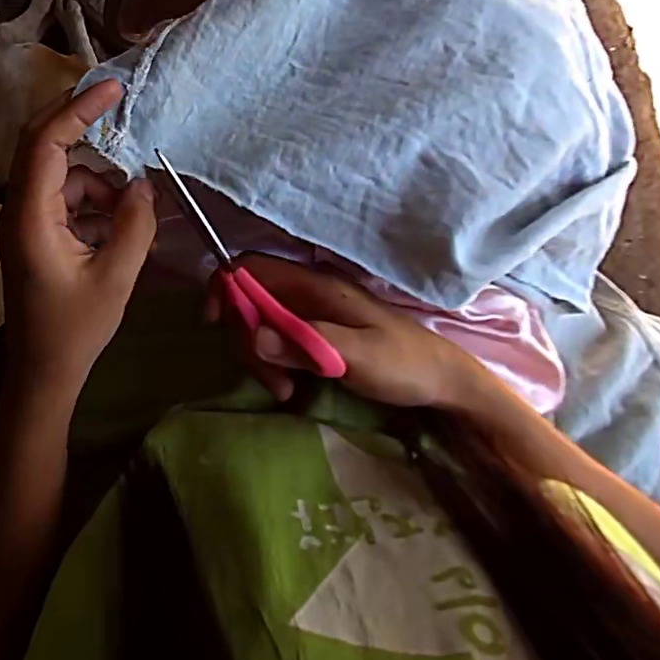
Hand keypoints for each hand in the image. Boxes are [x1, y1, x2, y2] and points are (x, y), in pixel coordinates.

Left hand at [0, 81, 156, 399]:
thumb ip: (135, 224)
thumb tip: (144, 184)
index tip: (114, 89)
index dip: (78, 108)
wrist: (43, 372)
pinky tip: (118, 226)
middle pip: (41, 145)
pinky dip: (93, 202)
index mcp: (30, 216)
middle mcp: (19, 209)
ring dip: (97, 180)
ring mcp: (24, 221)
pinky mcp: (35, 233)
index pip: (46, 142)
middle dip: (80, 122)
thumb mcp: (116, 276)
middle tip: (119, 106)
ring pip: (60, 175)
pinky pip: (64, 199)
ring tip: (132, 208)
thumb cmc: (74, 329)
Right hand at [214, 254, 492, 409]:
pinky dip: (274, 362)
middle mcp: (309, 294)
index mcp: (317, 287)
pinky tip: (291, 386)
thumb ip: (306, 343)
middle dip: (247, 338)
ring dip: (260, 357)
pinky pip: (278, 339)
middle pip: (250, 300)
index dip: (226, 287)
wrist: (443, 381)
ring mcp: (312, 313)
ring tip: (285, 391)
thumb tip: (254, 334)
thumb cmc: (404, 364)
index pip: (253, 268)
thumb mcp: (357, 356)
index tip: (217, 323)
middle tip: (270, 380)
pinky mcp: (316, 333)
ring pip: (261, 323)